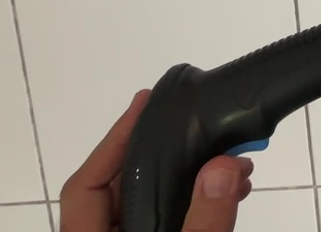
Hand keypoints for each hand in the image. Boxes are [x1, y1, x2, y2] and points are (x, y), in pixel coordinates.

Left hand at [60, 90, 254, 231]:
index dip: (113, 141)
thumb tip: (222, 163)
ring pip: (151, 201)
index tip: (144, 101)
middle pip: (122, 186)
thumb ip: (204, 222)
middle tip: (201, 120)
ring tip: (234, 159)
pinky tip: (233, 189)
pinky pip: (171, 216)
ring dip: (193, 175)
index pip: (85, 186)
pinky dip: (199, 198)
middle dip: (168, 151)